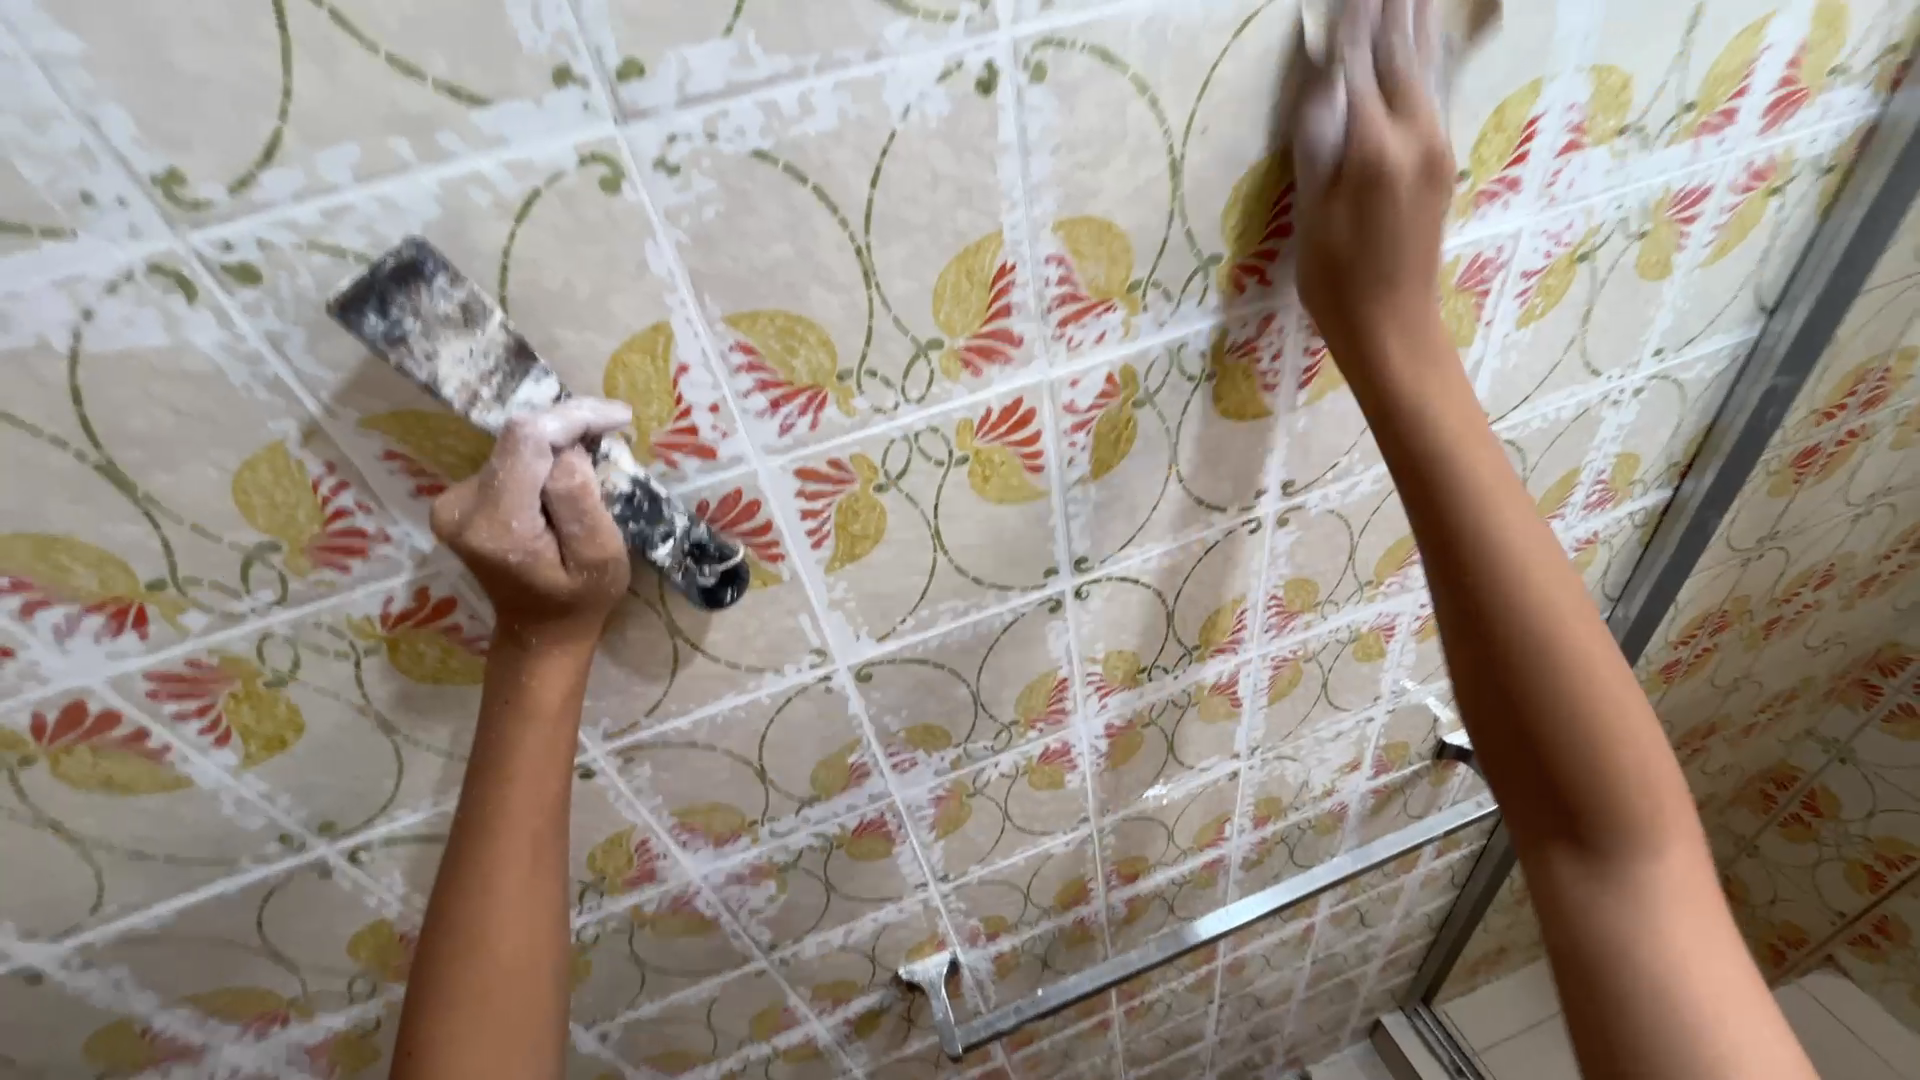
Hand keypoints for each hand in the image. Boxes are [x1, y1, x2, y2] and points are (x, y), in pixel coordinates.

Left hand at [430, 399, 634, 650]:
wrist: (540, 630)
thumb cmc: (581, 599)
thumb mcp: (601, 558)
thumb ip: (581, 502)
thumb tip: (570, 452)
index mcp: (496, 523)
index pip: (526, 440)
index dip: (573, 417)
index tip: (619, 417)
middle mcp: (461, 505)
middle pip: (519, 438)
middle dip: (570, 428)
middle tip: (615, 428)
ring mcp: (453, 501)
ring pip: (515, 445)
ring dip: (559, 443)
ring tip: (597, 453)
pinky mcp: (461, 498)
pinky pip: (510, 458)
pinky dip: (544, 456)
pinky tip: (569, 470)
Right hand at [1293, 0, 1455, 386]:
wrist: (1392, 324)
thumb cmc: (1335, 281)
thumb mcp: (1311, 217)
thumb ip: (1318, 145)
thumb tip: (1324, 85)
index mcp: (1374, 148)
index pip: (1358, 67)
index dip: (1348, 27)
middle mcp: (1416, 134)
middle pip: (1400, 55)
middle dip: (1389, 10)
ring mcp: (1436, 145)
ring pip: (1425, 68)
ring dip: (1414, 23)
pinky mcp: (1442, 161)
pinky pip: (1433, 92)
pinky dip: (1423, 58)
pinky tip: (1422, 39)